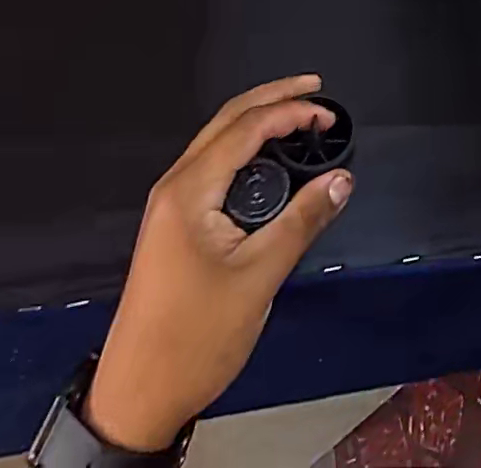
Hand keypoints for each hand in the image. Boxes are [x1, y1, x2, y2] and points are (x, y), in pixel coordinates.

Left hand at [85, 74, 353, 450]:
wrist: (138, 394)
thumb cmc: (195, 336)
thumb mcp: (258, 277)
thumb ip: (302, 220)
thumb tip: (342, 179)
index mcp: (190, 190)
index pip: (246, 128)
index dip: (291, 112)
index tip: (329, 116)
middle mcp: (176, 185)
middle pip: (227, 120)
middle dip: (272, 96)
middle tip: (314, 87)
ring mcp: (173, 202)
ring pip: (219, 139)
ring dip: (260, 118)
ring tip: (299, 112)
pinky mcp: (178, 220)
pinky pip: (217, 164)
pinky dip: (249, 146)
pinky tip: (272, 154)